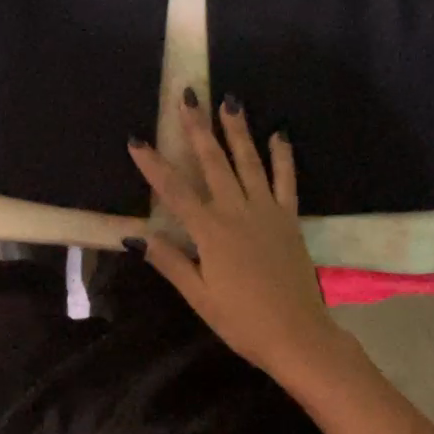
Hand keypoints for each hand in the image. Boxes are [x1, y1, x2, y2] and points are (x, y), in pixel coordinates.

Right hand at [128, 91, 344, 376]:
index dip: (153, 164)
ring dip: (237, 131)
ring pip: (248, 162)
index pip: (174, 190)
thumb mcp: (199, 297)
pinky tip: (279, 134)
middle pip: (213, 162)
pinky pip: (286, 181)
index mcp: (210, 232)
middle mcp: (237, 212)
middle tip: (188, 96)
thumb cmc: (242, 321)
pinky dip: (283, 157)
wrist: (299, 337)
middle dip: (197, 128)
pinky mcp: (289, 219)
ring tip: (230, 101)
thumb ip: (169, 262)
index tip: (136, 139)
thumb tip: (134, 235)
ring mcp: (266, 212)